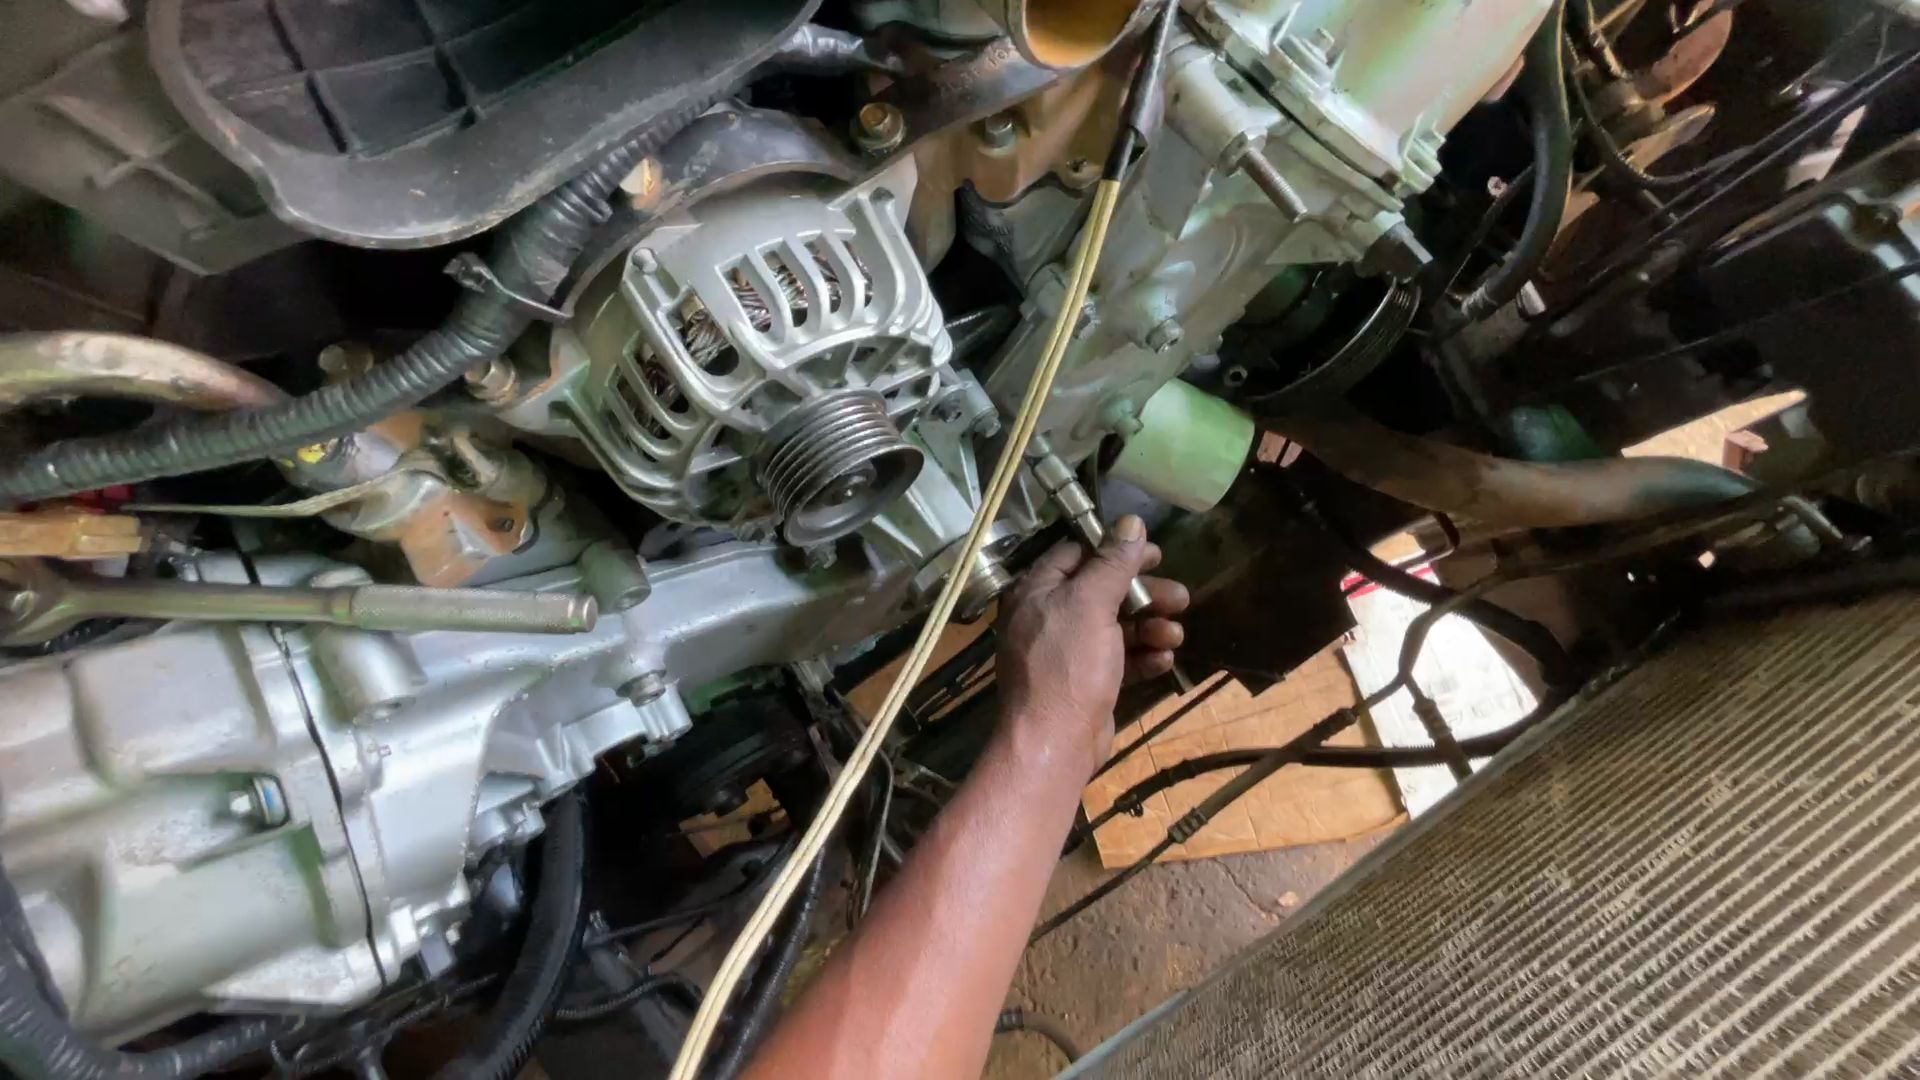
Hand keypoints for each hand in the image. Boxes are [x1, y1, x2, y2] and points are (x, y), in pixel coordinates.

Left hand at [995, 515, 1189, 778]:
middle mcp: (1047, 616)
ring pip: (1114, 626)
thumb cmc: (1067, 664)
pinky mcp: (1084, 681)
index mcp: (1037, 590)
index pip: (1078, 554)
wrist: (1054, 742)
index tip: (1155, 554)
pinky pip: (1117, 659)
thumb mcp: (1091, 604)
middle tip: (1179, 597)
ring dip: (1149, 626)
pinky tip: (1165, 658)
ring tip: (1176, 633)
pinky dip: (1141, 655)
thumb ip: (1112, 563)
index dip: (1117, 551)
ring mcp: (1065, 651)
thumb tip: (1131, 522)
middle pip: (1103, 591)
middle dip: (1143, 594)